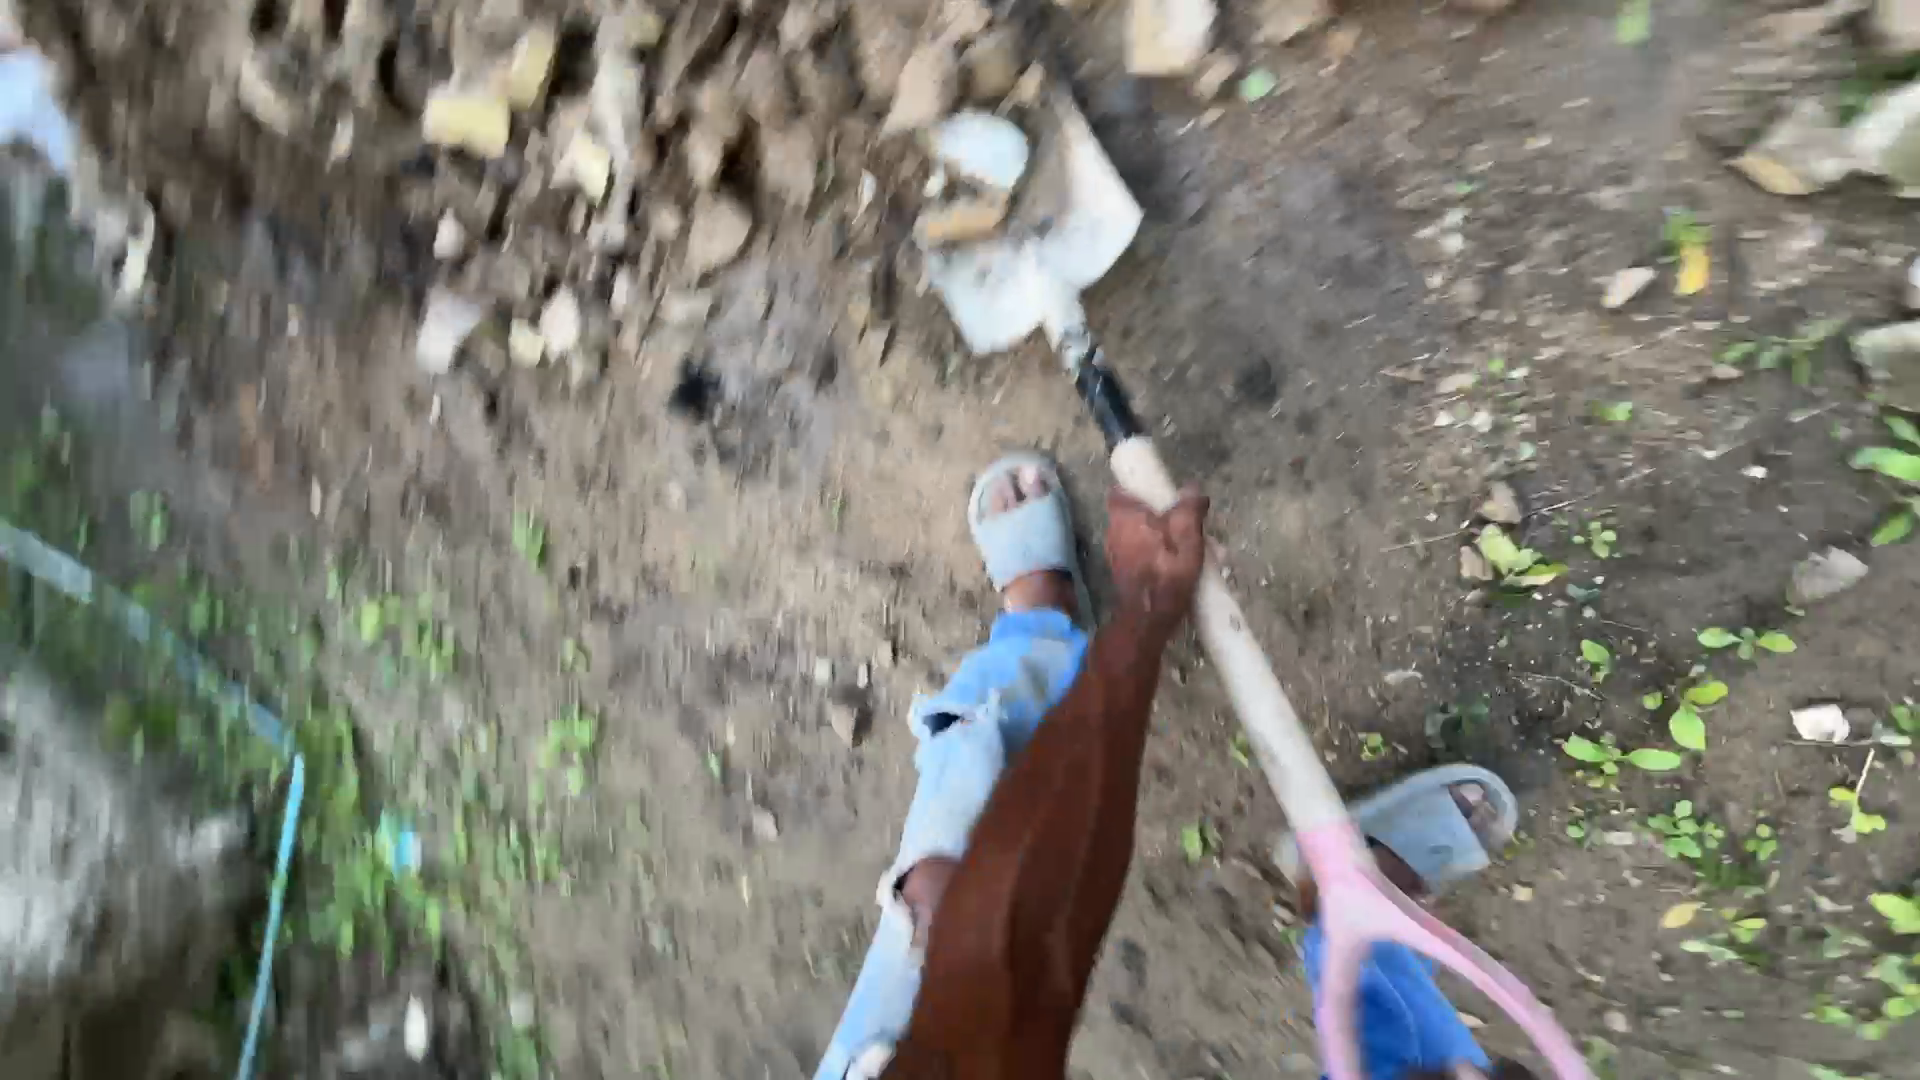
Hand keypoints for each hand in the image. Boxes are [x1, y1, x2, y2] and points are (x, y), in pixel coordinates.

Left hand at [1105, 486, 1208, 632]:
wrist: (1149, 617)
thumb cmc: (1167, 571)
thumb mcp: (1186, 535)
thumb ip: (1188, 508)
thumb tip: (1192, 488)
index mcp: (1123, 516)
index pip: (1120, 490)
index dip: (1139, 488)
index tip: (1162, 492)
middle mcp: (1114, 532)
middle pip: (1138, 514)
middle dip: (1166, 516)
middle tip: (1193, 524)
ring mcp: (1117, 554)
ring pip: (1145, 535)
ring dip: (1169, 537)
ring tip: (1200, 548)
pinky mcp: (1125, 572)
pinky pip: (1145, 554)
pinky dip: (1163, 555)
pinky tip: (1187, 566)